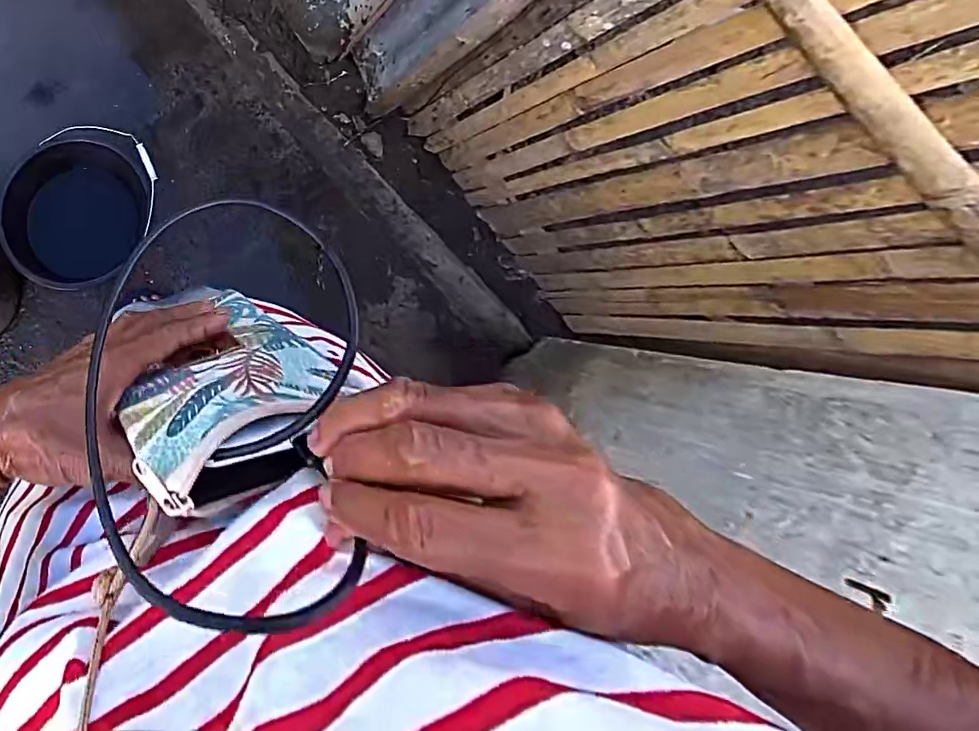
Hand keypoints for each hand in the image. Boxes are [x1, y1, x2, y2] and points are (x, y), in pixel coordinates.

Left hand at [0, 302, 231, 500]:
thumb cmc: (40, 438)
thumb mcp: (97, 461)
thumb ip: (142, 472)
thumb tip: (179, 486)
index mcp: (112, 365)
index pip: (163, 337)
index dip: (196, 327)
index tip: (223, 318)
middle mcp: (101, 351)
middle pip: (151, 323)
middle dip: (187, 316)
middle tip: (217, 312)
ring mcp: (84, 354)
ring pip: (131, 325)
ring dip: (162, 319)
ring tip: (186, 320)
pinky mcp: (72, 363)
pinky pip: (114, 334)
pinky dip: (138, 329)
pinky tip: (138, 340)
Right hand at [308, 379, 717, 647]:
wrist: (670, 560)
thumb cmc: (593, 596)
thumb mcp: (518, 602)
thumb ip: (429, 556)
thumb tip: (350, 519)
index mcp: (557, 550)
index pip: (427, 521)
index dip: (363, 510)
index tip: (328, 505)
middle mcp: (551, 477)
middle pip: (416, 450)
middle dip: (352, 458)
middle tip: (322, 469)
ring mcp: (537, 427)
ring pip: (414, 403)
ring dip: (356, 418)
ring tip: (326, 437)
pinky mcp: (521, 400)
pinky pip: (431, 391)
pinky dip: (385, 405)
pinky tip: (366, 422)